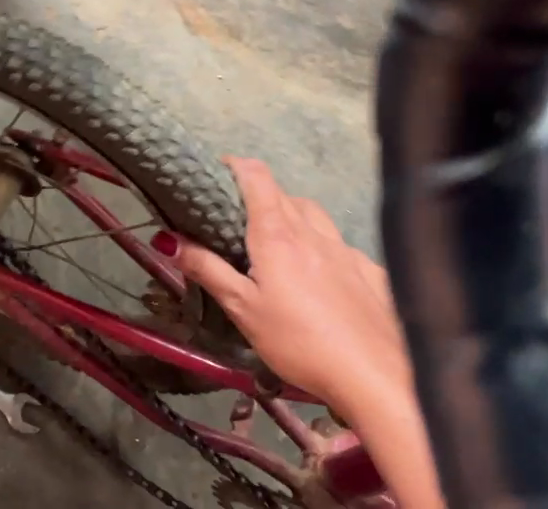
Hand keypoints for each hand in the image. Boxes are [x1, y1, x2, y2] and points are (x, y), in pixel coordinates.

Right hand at [172, 157, 409, 411]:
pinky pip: (343, 247)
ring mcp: (348, 252)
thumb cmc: (300, 342)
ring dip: (294, 216)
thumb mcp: (242, 309)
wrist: (380, 382)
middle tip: (238, 219)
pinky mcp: (374, 275)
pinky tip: (323, 277)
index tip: (216, 171)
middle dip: (259, 195)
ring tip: (279, 243)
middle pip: (285, 195)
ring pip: (316, 217)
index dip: (235, 165)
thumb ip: (206, 269)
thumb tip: (167, 238)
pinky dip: (325, 249)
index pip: (257, 177)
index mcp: (277, 234)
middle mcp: (313, 232)